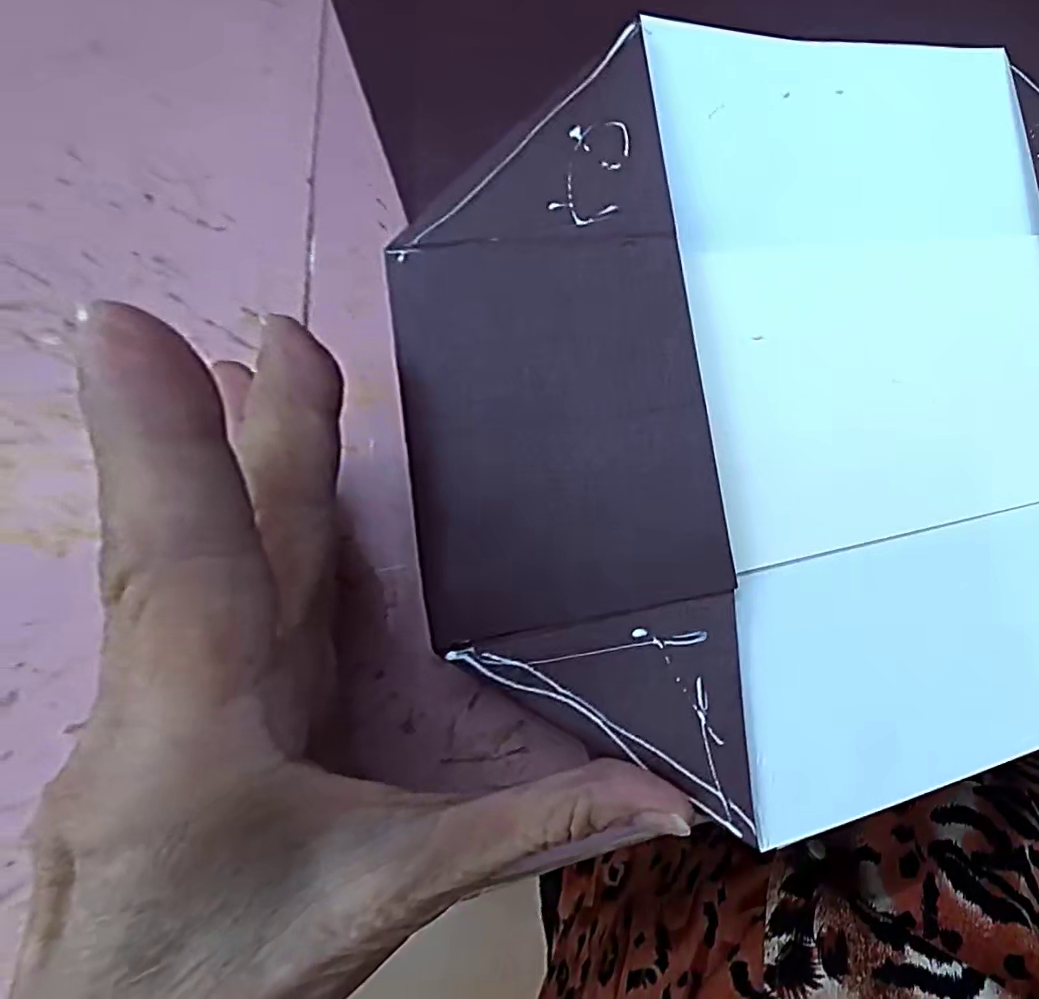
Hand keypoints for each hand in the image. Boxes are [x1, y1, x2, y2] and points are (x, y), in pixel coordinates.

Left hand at [15, 303, 692, 998]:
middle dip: (248, 426)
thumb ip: (549, 821)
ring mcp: (190, 695)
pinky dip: (260, 520)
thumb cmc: (232, 972)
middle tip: (276, 334)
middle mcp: (176, 690)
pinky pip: (241, 591)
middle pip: (226, 534)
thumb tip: (677, 797)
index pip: (187, 560)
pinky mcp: (218, 705)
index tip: (134, 331)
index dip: (169, 445)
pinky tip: (281, 494)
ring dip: (249, 458)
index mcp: (196, 726)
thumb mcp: (405, 886)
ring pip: (227, 553)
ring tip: (267, 375)